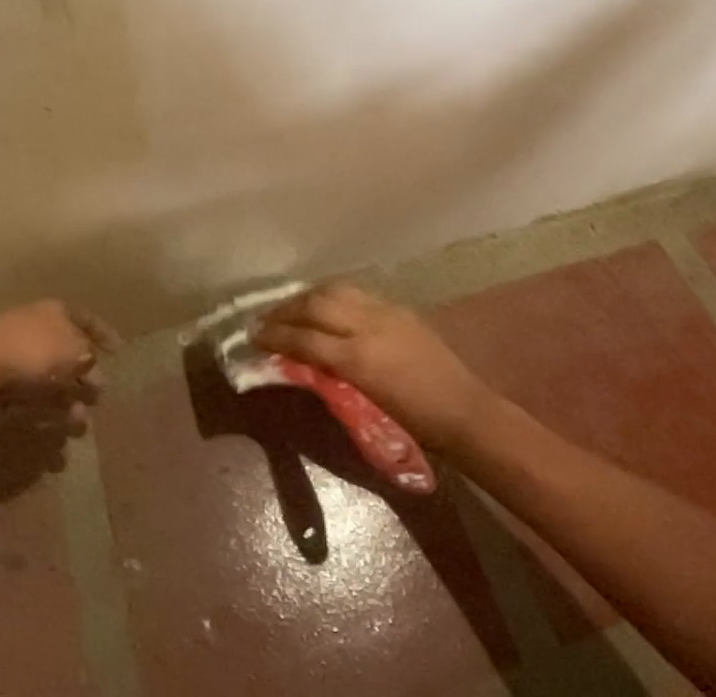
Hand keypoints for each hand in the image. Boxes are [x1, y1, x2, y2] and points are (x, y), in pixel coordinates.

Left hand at [0, 300, 112, 420]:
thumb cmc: (33, 351)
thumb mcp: (74, 350)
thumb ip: (88, 356)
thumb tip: (90, 364)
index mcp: (51, 313)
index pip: (83, 318)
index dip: (102, 332)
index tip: (118, 350)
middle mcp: (30, 331)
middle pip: (63, 356)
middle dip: (83, 381)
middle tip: (97, 401)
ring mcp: (8, 358)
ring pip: (45, 384)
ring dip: (66, 408)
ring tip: (78, 430)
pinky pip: (25, 406)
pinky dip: (41, 422)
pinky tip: (53, 446)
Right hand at [254, 282, 493, 452]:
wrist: (463, 412)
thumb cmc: (414, 424)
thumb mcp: (363, 406)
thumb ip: (329, 379)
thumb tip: (297, 364)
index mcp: (357, 358)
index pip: (304, 339)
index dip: (274, 336)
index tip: (252, 336)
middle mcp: (368, 326)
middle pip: (315, 304)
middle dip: (285, 310)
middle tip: (263, 319)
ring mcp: (386, 313)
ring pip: (336, 290)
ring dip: (307, 297)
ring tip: (290, 308)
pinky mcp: (399, 309)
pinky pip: (357, 293)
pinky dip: (333, 295)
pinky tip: (325, 305)